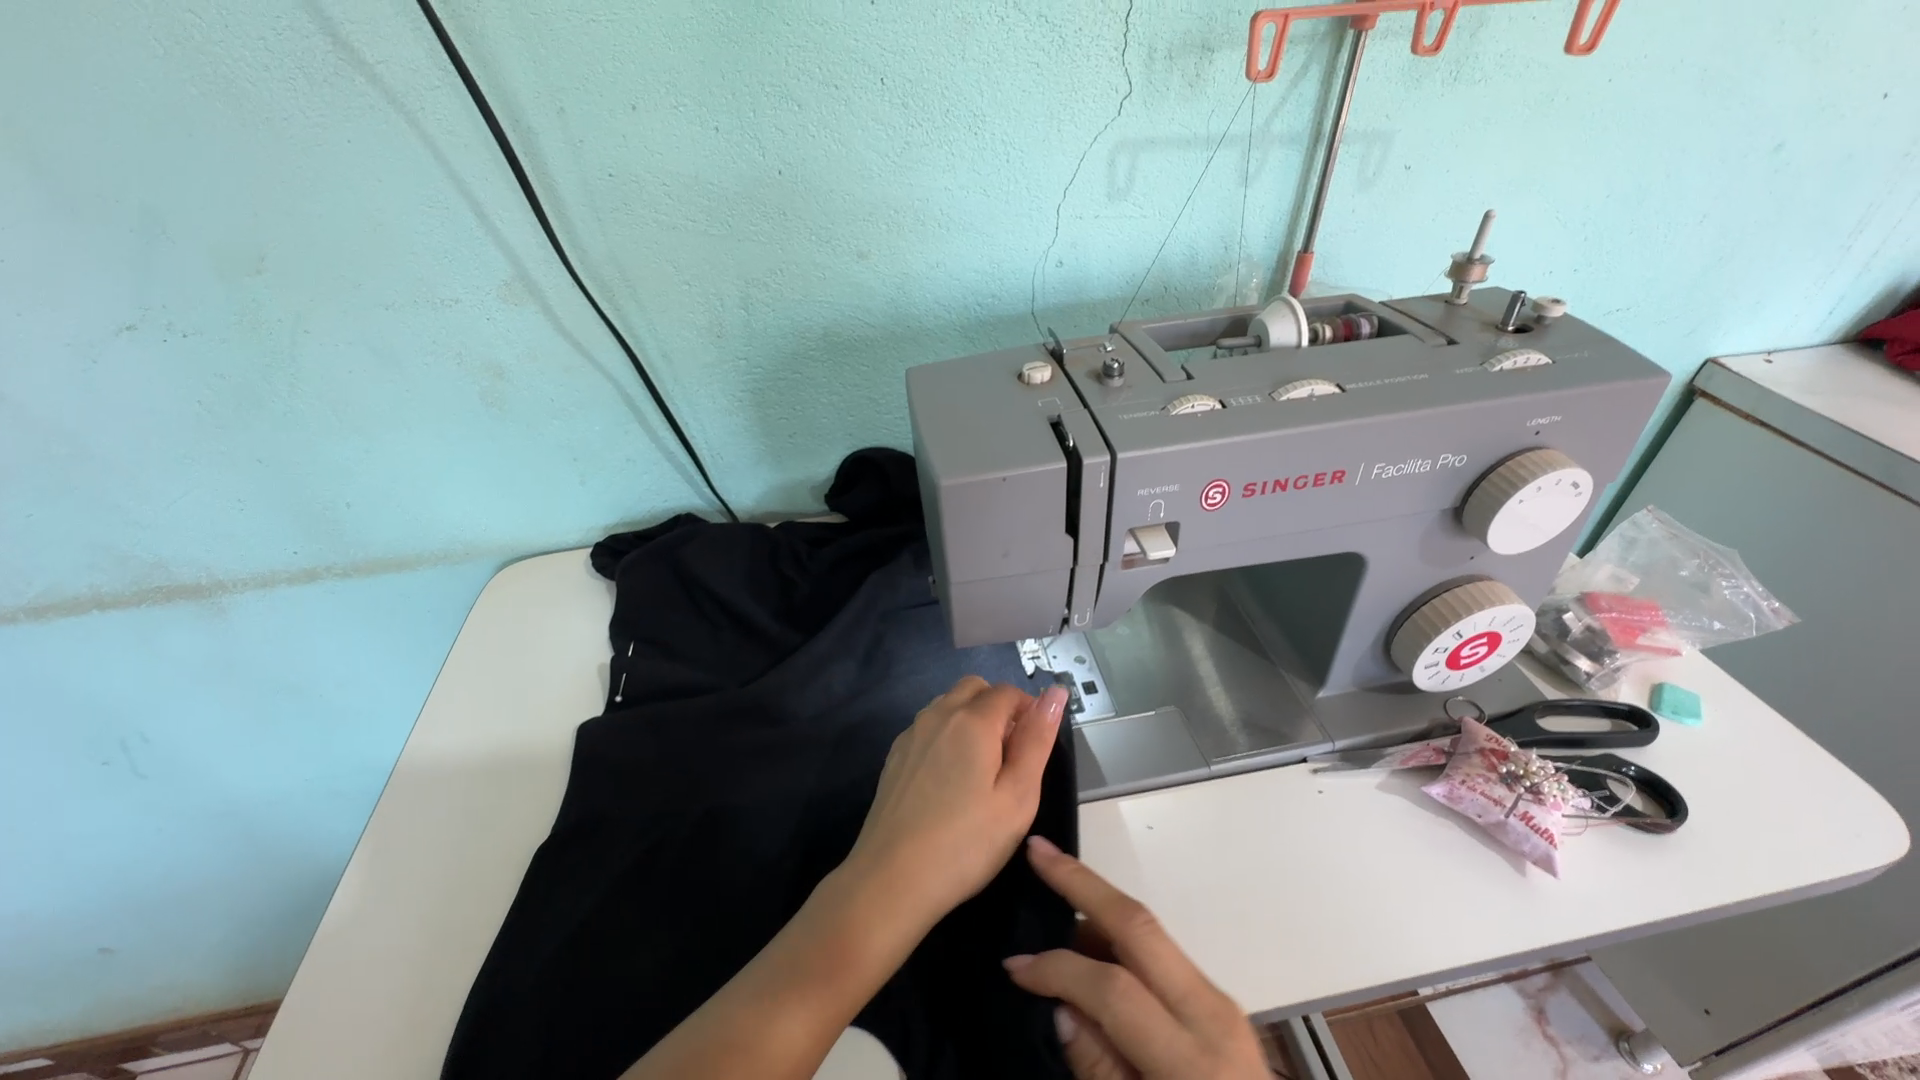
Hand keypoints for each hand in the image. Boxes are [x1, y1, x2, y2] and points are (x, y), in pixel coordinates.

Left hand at [844, 677, 1067, 925]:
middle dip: (998, 708)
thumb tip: (1056, 694)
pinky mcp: (894, 757)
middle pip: (974, 688)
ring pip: (948, 705)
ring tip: (982, 773)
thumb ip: (1037, 740)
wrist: (892, 879)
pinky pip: (928, 728)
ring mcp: (911, 735)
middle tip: (1011, 757)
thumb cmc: (966, 843)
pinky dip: (947, 737)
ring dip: (971, 720)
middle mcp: (937, 716)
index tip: (1035, 747)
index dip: (1029, 711)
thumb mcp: (1018, 796)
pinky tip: (950, 783)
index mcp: (972, 721)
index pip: (1008, 692)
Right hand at [1005, 837, 1269, 1079]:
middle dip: (1083, 882)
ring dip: (1097, 908)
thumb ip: (1100, 1068)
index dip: (1057, 970)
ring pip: (1150, 932)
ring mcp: (1220, 1001)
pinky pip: (1160, 955)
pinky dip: (1118, 939)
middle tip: (1037, 852)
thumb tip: (1061, 1007)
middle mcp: (1211, 1013)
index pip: (1114, 988)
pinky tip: (1088, 945)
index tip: (1013, 968)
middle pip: (1139, 926)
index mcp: (1192, 1058)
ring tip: (1050, 900)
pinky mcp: (1218, 1002)